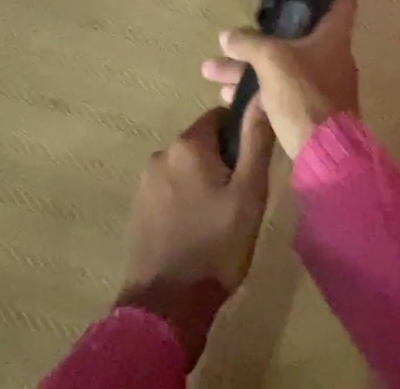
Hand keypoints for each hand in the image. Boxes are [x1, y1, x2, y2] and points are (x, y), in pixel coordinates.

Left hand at [115, 104, 274, 366]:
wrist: (168, 304)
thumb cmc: (217, 244)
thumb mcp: (249, 191)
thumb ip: (256, 140)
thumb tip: (262, 95)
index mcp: (188, 145)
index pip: (220, 116)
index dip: (241, 135)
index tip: (252, 164)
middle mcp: (161, 155)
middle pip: (202, 143)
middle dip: (222, 160)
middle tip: (241, 195)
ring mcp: (144, 184)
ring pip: (186, 168)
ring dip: (203, 181)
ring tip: (221, 216)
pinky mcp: (137, 210)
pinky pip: (170, 190)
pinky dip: (186, 200)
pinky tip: (198, 228)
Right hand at [202, 0, 360, 157]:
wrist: (325, 154)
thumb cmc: (305, 95)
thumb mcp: (273, 61)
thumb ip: (250, 43)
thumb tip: (228, 35)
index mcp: (334, 35)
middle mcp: (331, 55)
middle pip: (294, 37)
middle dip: (256, 38)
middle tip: (226, 39)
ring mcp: (321, 84)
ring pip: (280, 66)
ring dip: (246, 67)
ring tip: (210, 71)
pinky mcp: (310, 110)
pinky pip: (280, 91)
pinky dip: (257, 90)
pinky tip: (227, 98)